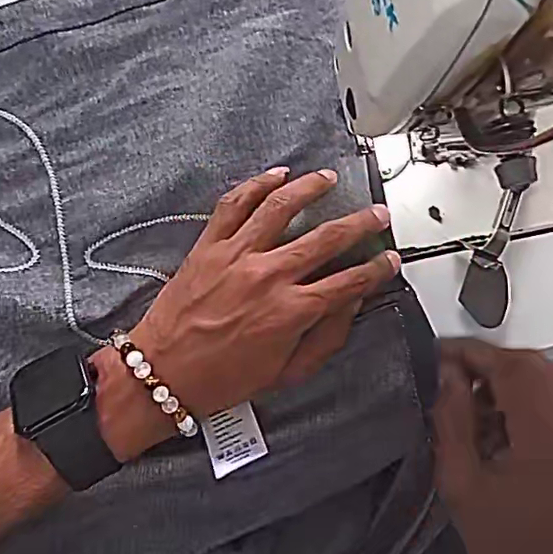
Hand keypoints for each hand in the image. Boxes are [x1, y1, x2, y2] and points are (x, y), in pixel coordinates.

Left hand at [128, 167, 398, 421]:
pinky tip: (275, 176)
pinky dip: (257, 185)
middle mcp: (268, 276)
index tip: (387, 260)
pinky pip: (234, 204)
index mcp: (291, 311)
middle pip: (327, 237)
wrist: (165, 373)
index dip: (376, 268)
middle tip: (376, 214)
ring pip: (281, 207)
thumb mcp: (286, 372)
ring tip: (327, 179)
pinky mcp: (209, 246)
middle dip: (360, 222)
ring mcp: (237, 256)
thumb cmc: (222, 377)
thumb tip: (351, 305)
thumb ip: (326, 337)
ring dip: (310, 188)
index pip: (349, 281)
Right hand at [432, 339, 552, 553]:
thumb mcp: (462, 488)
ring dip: (514, 384)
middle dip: (492, 365)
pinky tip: (507, 431)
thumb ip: (452, 420)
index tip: (443, 355)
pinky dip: (535, 406)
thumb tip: (447, 377)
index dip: (473, 353)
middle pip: (539, 368)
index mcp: (552, 444)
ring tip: (477, 410)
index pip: (514, 367)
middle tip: (455, 380)